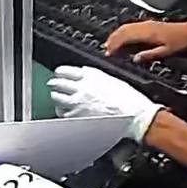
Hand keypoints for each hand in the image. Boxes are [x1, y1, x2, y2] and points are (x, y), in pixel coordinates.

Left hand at [47, 65, 162, 140]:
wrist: (133, 114)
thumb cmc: (128, 99)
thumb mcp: (111, 79)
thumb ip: (95, 76)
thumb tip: (85, 74)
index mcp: (91, 75)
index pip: (66, 70)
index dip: (60, 72)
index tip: (58, 73)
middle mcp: (81, 87)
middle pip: (58, 83)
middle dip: (55, 83)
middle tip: (53, 84)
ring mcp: (77, 102)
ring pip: (57, 98)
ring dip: (56, 97)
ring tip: (57, 97)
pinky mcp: (77, 117)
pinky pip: (63, 113)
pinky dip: (62, 112)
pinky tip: (65, 111)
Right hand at [105, 17, 186, 62]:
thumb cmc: (182, 41)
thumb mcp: (167, 52)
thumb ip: (149, 55)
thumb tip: (135, 59)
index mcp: (148, 33)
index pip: (126, 37)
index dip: (116, 45)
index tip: (109, 53)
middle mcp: (146, 27)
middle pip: (123, 31)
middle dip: (113, 40)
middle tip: (106, 50)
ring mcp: (147, 24)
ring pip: (126, 27)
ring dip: (117, 35)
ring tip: (110, 44)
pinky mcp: (150, 25)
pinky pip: (132, 26)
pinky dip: (124, 32)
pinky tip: (123, 37)